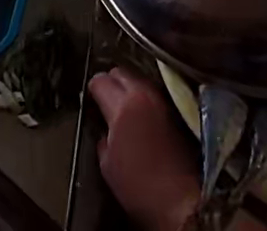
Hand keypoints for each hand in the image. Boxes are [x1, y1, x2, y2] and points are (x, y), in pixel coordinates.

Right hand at [88, 68, 200, 230]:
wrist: (177, 195)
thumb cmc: (138, 185)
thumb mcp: (108, 163)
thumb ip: (103, 135)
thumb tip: (104, 126)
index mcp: (122, 106)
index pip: (101, 81)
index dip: (92, 88)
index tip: (89, 97)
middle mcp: (142, 93)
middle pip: (120, 72)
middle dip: (109, 81)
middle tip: (103, 98)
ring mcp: (160, 97)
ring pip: (137, 78)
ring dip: (126, 86)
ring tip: (119, 105)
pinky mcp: (172, 106)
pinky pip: (150, 90)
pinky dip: (140, 95)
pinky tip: (136, 112)